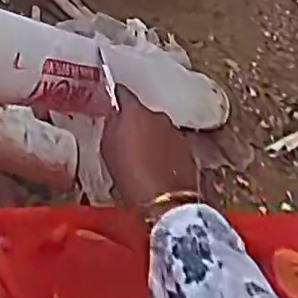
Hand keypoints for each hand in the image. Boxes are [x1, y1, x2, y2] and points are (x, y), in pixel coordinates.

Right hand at [100, 88, 200, 211]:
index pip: (123, 93)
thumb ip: (111, 124)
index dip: (117, 97)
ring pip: (159, 129)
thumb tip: (115, 115)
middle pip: (143, 113)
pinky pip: (172, 146)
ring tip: (145, 157)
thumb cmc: (130, 174)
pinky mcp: (190, 152)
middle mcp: (158, 116)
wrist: (166, 204)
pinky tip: (159, 167)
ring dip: (153, 137)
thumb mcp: (107, 147)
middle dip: (137, 123)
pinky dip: (166, 152)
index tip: (113, 100)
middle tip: (128, 139)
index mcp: (134, 111)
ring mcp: (176, 134)